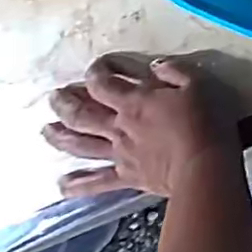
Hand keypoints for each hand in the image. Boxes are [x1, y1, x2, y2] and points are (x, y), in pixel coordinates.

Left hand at [44, 54, 237, 198]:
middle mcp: (120, 127)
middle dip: (66, 103)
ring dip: (61, 137)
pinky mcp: (127, 177)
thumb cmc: (204, 120)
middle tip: (54, 96)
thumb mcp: (198, 84)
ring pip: (82, 145)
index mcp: (135, 102)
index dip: (97, 71)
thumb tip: (155, 67)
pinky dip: (77, 185)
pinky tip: (61, 185)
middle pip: (82, 114)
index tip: (97, 65)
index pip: (105, 83)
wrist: (203, 164)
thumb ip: (175, 71)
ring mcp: (120, 153)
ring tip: (46, 130)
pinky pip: (97, 182)